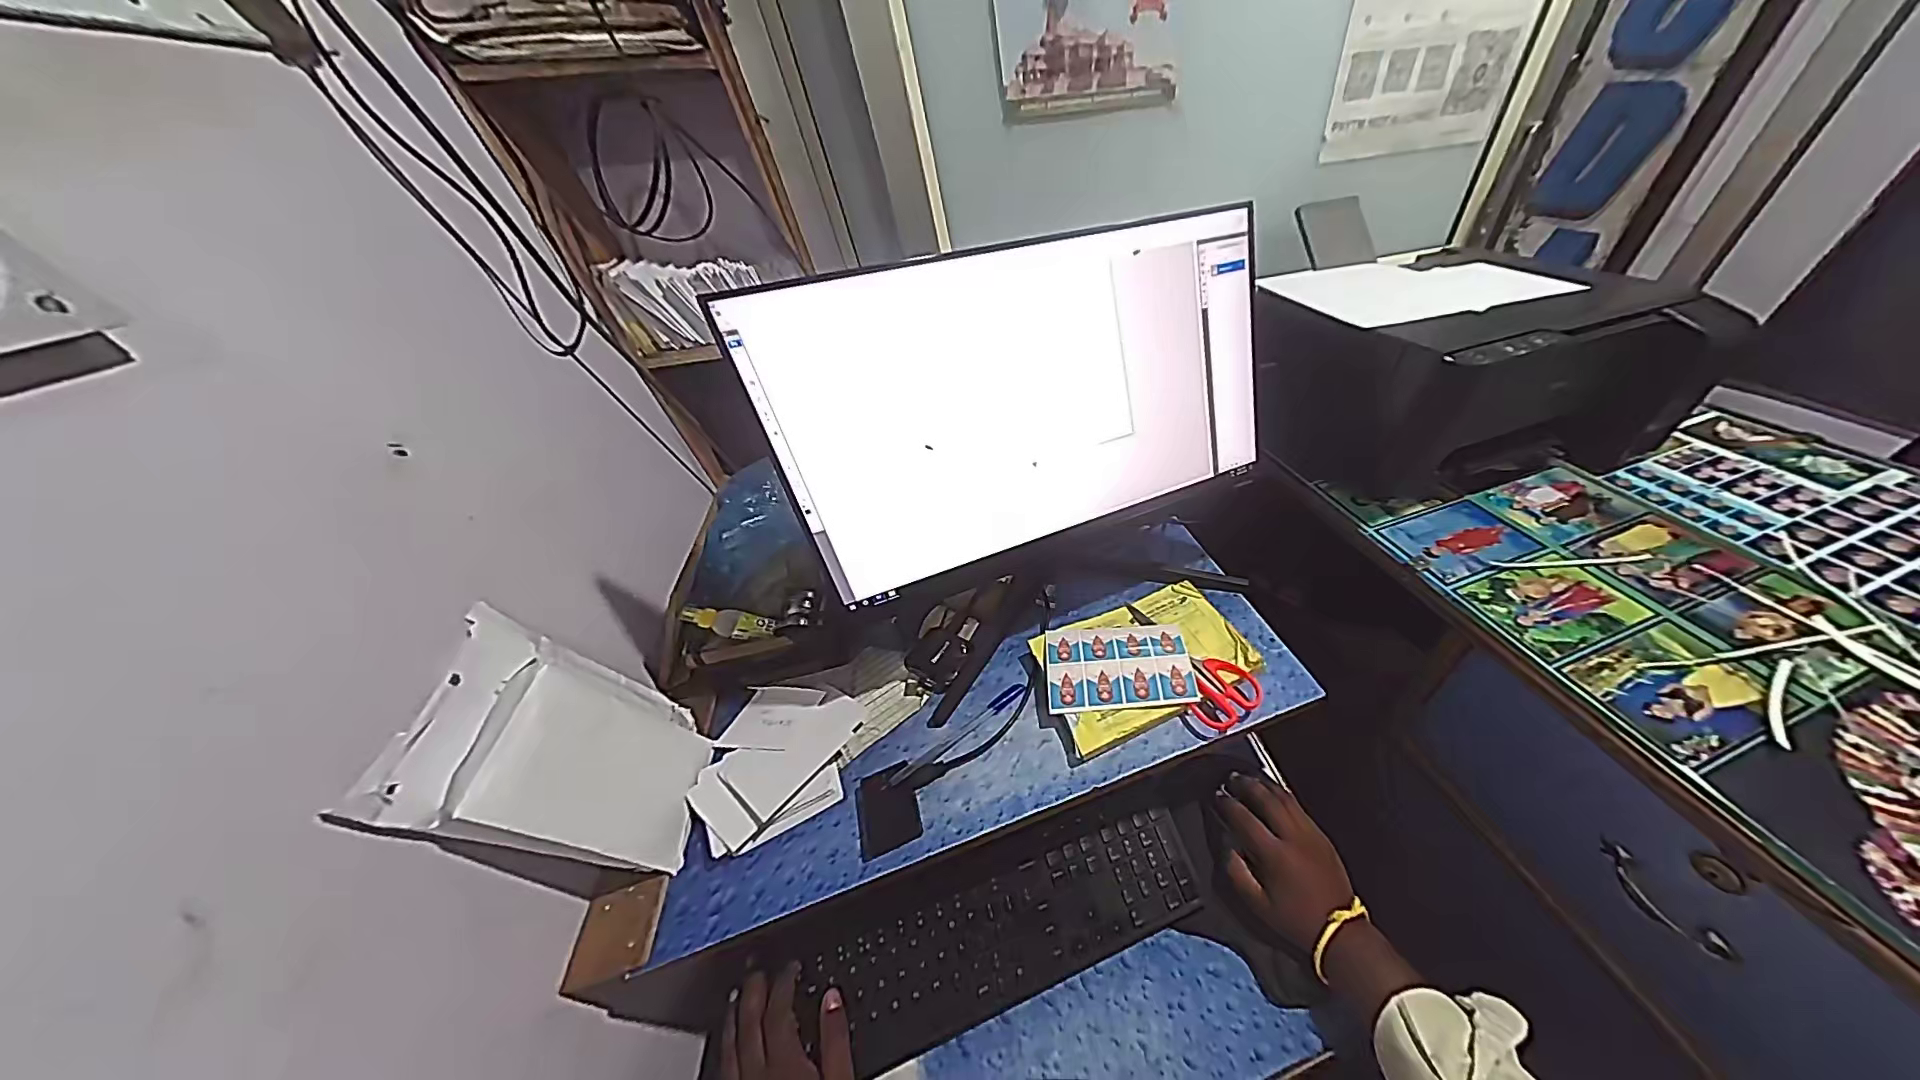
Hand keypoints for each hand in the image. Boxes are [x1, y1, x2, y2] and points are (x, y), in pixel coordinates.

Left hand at [715, 963, 852, 1079]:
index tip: (790, 966)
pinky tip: (727, 1039)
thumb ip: (836, 1039)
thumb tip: (833, 997)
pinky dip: (725, 1044)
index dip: (783, 982)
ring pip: (729, 1046)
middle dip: (753, 990)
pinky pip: (723, 1067)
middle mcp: (758, 1075)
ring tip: (737, 995)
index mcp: (786, 1064)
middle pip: (749, 1023)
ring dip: (733, 1015)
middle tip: (758, 968)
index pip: (778, 1010)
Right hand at [1214, 772, 1354, 950]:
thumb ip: (1236, 872)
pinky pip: (1299, 807)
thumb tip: (1226, 847)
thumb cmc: (1296, 919)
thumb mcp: (1257, 904)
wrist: (1341, 931)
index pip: (1244, 818)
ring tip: (1250, 778)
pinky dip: (1282, 794)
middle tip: (1231, 779)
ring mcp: (1311, 834)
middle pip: (1266, 799)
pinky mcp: (1322, 836)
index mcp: (1275, 855)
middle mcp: (1293, 838)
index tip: (1217, 798)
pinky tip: (1274, 792)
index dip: (1227, 804)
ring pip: (1285, 798)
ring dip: (1264, 784)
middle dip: (1245, 785)